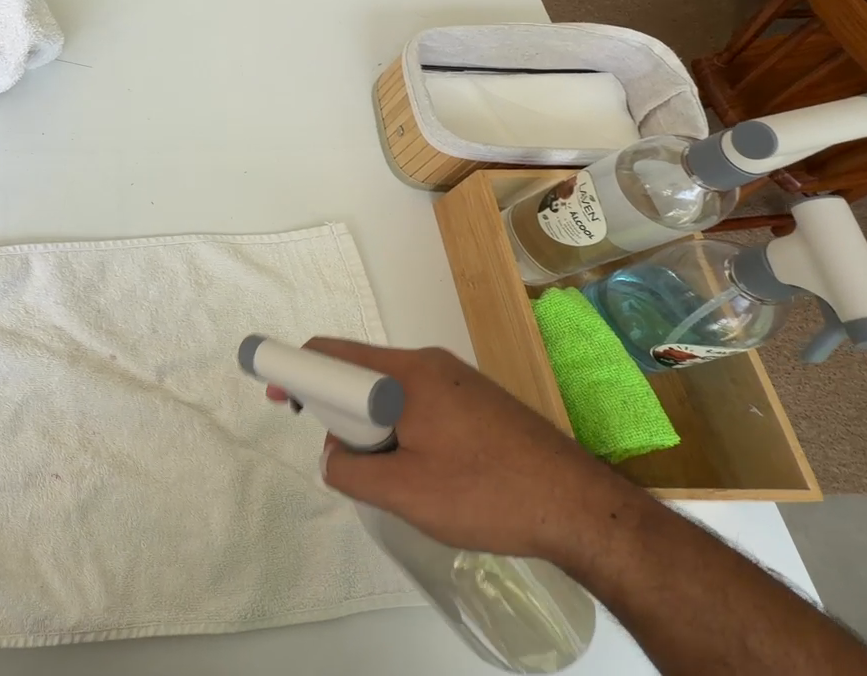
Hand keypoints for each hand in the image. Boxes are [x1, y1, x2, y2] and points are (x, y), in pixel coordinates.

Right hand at [271, 339, 651, 563]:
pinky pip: (420, 404)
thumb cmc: (487, 494)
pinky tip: (425, 471)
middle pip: (360, 372)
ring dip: (374, 426)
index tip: (278, 399)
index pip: (330, 353)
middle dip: (339, 410)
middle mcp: (431, 364)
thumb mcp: (401, 491)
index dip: (295, 371)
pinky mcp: (481, 403)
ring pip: (390, 392)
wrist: (588, 514)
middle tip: (347, 455)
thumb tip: (333, 456)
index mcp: (407, 373)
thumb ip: (346, 469)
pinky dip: (403, 430)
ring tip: (394, 474)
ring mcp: (460, 381)